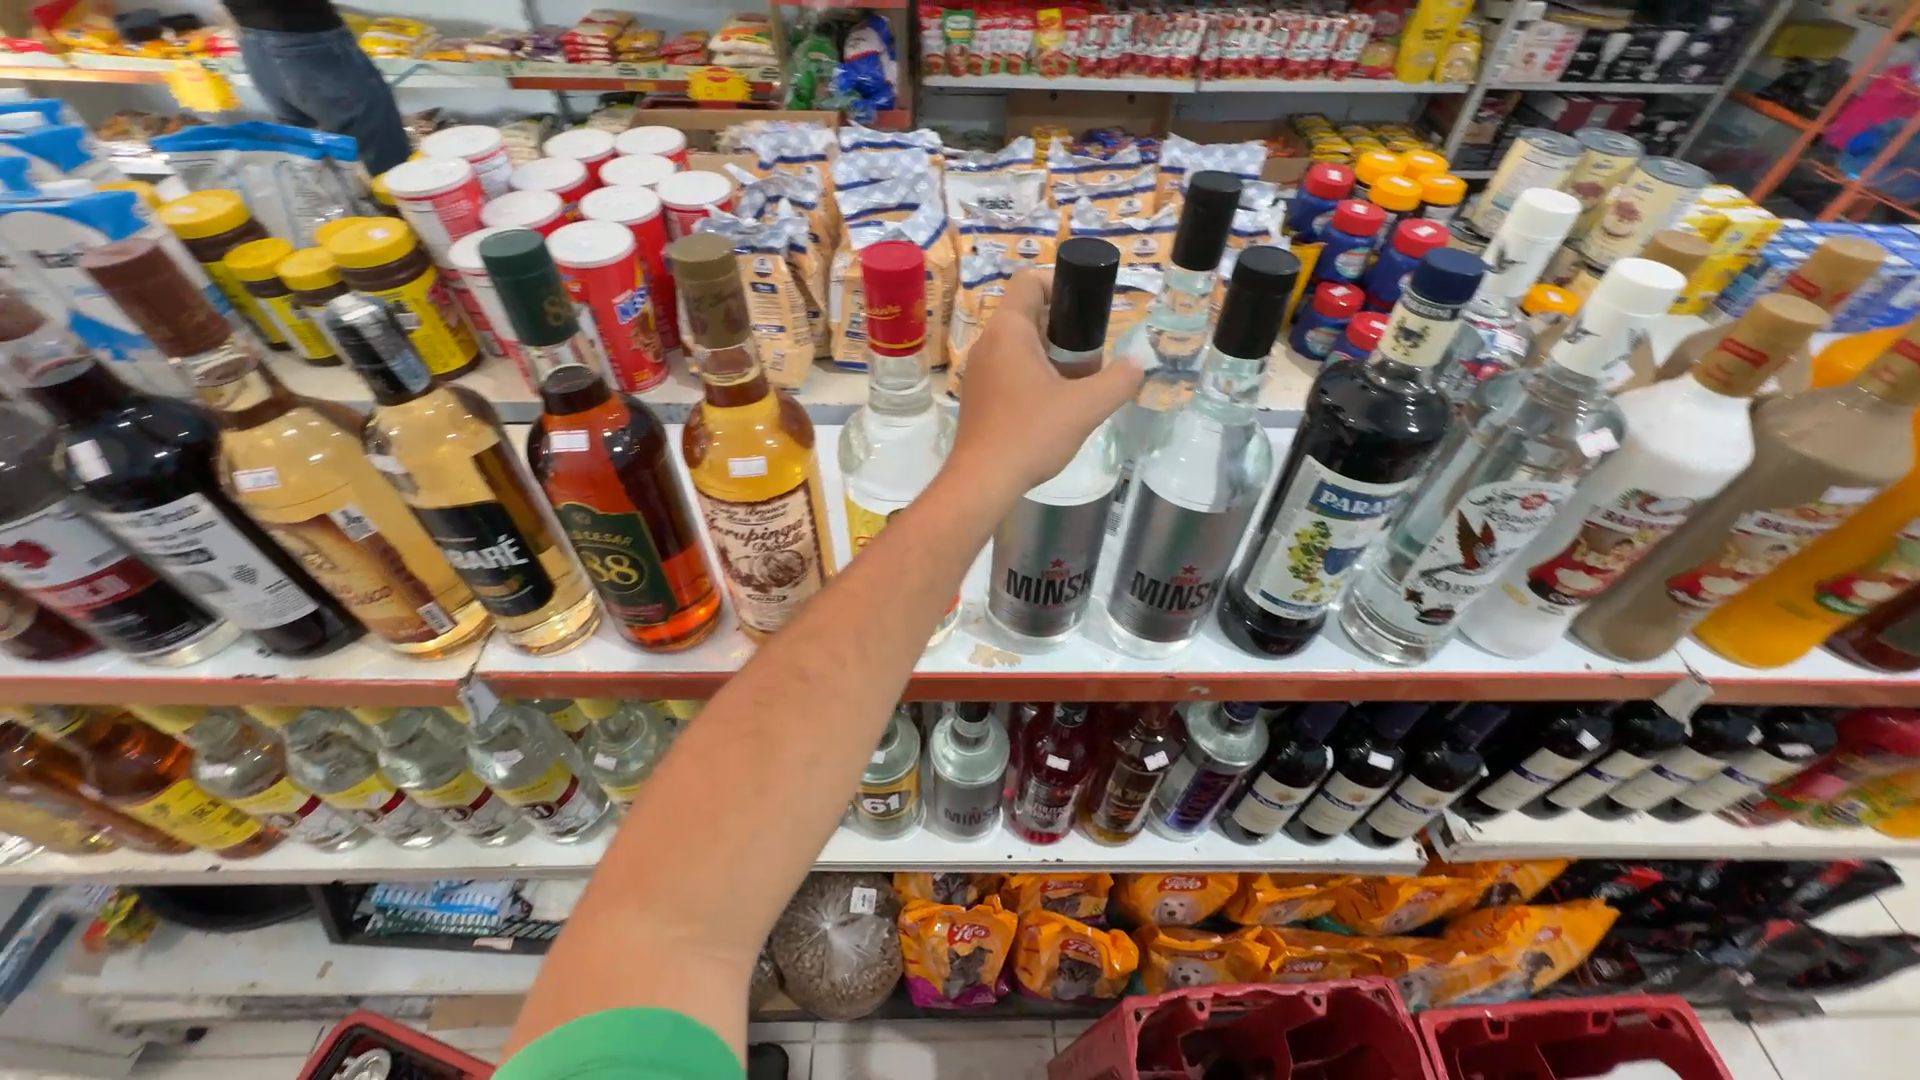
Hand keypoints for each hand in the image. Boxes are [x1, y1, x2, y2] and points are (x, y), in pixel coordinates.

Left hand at [950, 269, 1144, 495]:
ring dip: (1050, 357)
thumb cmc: (1031, 434)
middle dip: (1064, 329)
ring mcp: (978, 372)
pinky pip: (1008, 371)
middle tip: (1090, 356)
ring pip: (1019, 347)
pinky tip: (1053, 407)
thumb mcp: (1085, 407)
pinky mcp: (977, 397)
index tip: (1086, 310)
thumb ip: (1119, 380)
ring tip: (1077, 384)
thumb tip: (1137, 364)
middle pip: (1028, 315)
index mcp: (1008, 331)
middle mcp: (987, 344)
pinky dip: (1032, 377)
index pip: (1030, 281)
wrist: (983, 481)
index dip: (1060, 285)